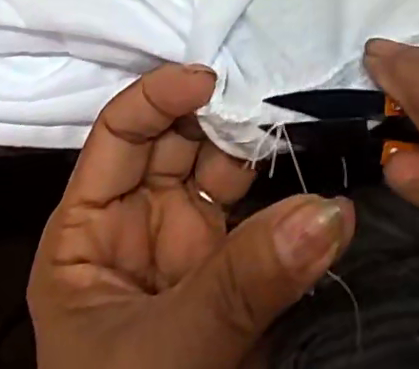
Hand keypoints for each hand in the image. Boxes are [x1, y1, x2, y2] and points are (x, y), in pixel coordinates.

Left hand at [28, 63, 355, 368]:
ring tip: (305, 124)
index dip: (157, 98)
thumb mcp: (167, 350)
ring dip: (261, 148)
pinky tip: (317, 168)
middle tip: (275, 97)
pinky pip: (262, 215)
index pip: (118, 137)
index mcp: (88, 234)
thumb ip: (243, 281)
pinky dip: (289, 192)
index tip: (211, 78)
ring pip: (224, 172)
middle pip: (177, 144)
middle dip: (221, 116)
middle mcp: (138, 227)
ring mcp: (190, 248)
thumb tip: (330, 210)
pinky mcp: (236, 273)